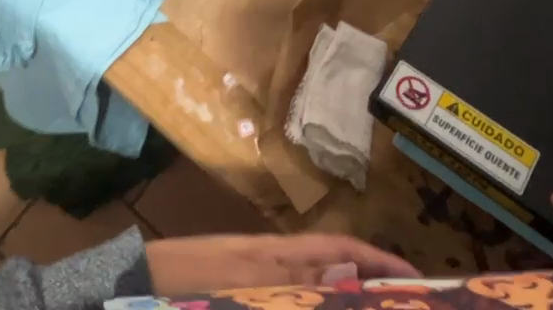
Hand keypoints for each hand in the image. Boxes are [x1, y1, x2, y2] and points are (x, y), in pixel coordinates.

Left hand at [145, 234, 419, 293]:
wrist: (136, 282)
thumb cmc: (185, 280)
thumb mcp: (239, 277)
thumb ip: (291, 277)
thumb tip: (348, 274)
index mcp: (276, 251)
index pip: (339, 247)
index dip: (377, 260)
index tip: (416, 278)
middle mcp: (272, 262)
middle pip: (332, 269)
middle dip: (368, 286)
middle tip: (405, 302)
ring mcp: (257, 280)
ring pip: (313, 288)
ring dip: (342, 296)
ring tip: (370, 305)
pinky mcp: (244, 291)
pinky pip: (289, 294)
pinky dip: (310, 299)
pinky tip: (319, 304)